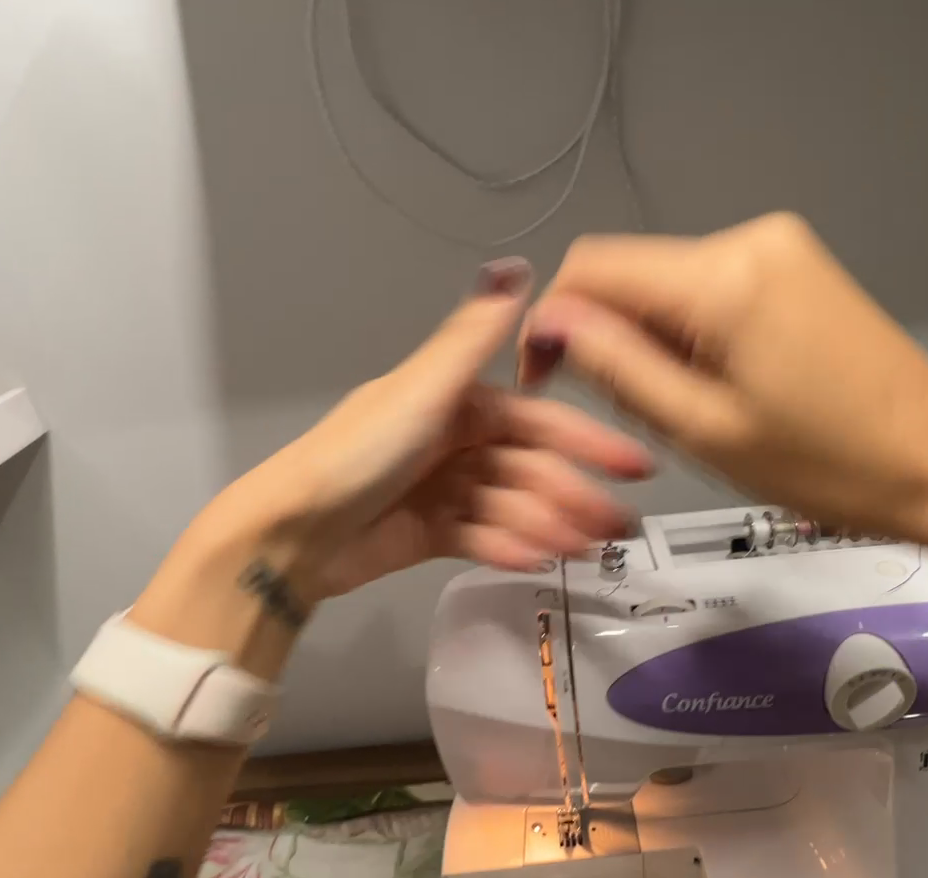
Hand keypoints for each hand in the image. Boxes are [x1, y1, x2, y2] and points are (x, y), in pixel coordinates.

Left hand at [161, 257, 651, 621]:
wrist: (291, 533)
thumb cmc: (358, 456)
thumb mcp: (421, 391)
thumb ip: (474, 338)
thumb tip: (519, 266)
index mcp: (457, 403)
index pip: (537, 421)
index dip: (588, 441)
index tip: (636, 468)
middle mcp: (455, 442)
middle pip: (530, 469)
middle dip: (573, 495)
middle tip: (616, 529)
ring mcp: (444, 489)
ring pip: (512, 507)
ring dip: (546, 526)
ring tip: (576, 552)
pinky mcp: (432, 532)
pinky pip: (482, 537)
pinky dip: (506, 547)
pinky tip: (531, 561)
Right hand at [520, 213, 927, 540]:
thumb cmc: (821, 465)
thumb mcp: (702, 428)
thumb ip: (618, 366)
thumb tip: (550, 319)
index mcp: (724, 275)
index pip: (594, 266)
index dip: (552, 319)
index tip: (544, 381)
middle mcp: (749, 237)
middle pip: (633, 275)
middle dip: (610, 340)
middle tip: (637, 417)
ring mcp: (779, 246)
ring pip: (669, 286)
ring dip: (652, 344)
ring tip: (688, 411)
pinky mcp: (797, 265)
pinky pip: (710, 290)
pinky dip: (690, 335)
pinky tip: (718, 385)